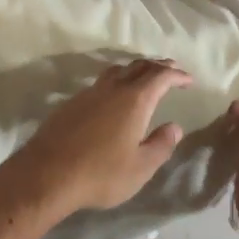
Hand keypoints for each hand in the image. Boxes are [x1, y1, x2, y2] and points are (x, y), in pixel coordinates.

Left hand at [0, 58, 193, 217]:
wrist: (50, 171)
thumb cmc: (102, 173)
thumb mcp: (140, 167)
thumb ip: (160, 145)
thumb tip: (175, 127)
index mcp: (134, 100)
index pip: (159, 77)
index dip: (176, 75)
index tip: (188, 79)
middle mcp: (113, 88)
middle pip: (138, 67)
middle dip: (158, 65)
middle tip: (172, 68)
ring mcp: (90, 92)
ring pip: (118, 70)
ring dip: (136, 68)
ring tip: (146, 75)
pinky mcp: (74, 101)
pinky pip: (103, 80)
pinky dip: (118, 78)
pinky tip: (116, 93)